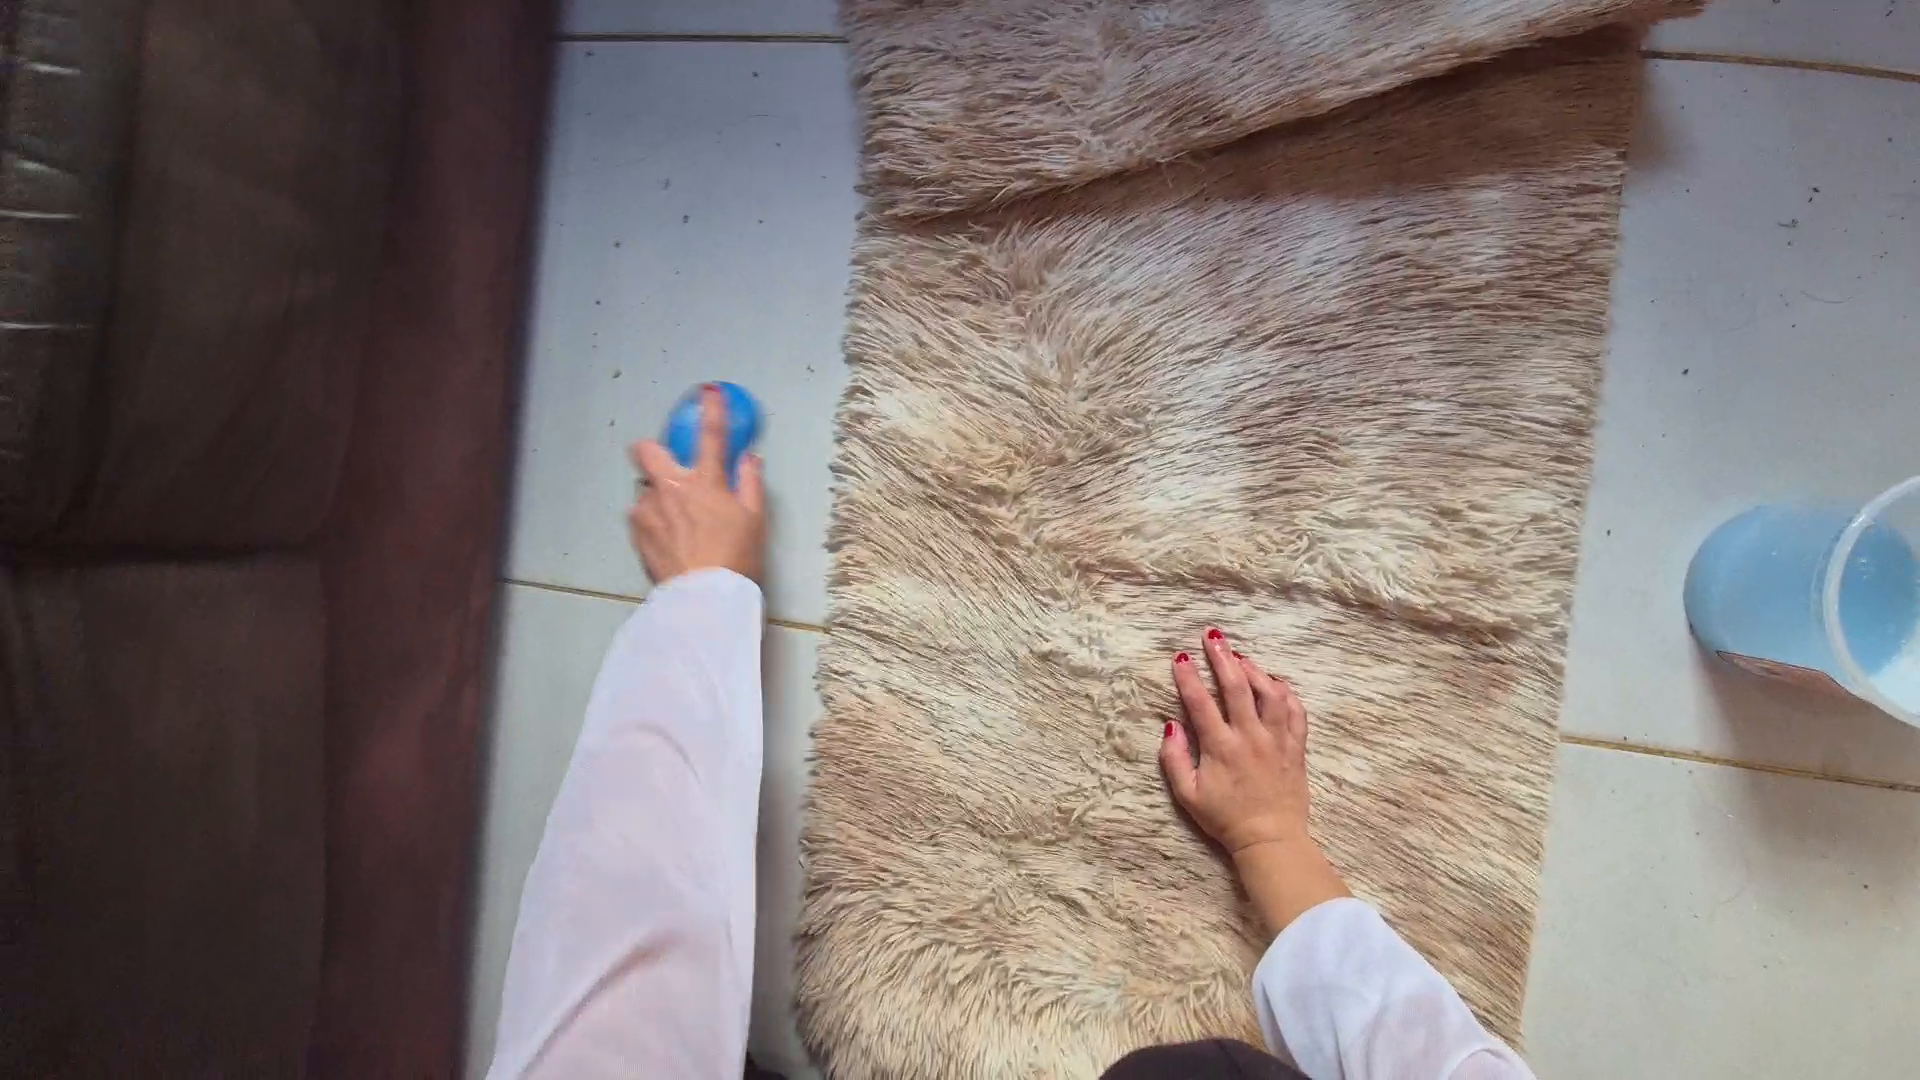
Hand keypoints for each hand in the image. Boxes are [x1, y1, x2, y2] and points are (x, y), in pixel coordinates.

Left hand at [627, 385, 766, 584]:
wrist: (705, 597)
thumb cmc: (737, 557)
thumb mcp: (756, 519)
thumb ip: (750, 483)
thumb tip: (749, 458)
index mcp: (705, 482)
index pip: (711, 436)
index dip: (712, 410)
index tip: (709, 392)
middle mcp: (671, 489)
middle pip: (645, 451)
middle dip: (652, 451)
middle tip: (670, 470)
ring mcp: (648, 510)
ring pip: (645, 488)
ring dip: (658, 496)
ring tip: (676, 522)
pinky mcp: (636, 533)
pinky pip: (640, 515)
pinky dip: (652, 519)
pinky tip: (668, 538)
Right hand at [1160, 627, 1349, 934]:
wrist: (1272, 841)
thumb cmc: (1225, 819)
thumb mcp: (1188, 795)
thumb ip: (1175, 759)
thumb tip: (1170, 726)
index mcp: (1221, 748)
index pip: (1201, 703)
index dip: (1188, 677)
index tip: (1180, 657)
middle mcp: (1250, 737)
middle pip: (1238, 687)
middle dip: (1223, 658)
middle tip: (1213, 637)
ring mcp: (1277, 741)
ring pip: (1269, 693)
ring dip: (1254, 669)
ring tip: (1240, 655)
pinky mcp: (1295, 748)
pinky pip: (1296, 711)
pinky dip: (1286, 692)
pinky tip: (1274, 681)